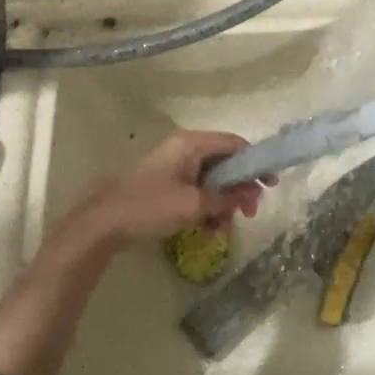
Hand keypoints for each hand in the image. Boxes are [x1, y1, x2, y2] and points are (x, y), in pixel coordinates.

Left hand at [67, 130, 266, 247]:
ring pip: (213, 182)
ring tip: (223, 229)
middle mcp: (186, 149)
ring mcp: (176, 167)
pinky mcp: (169, 185)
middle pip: (225, 164)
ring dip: (223, 204)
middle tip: (250, 213)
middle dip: (239, 190)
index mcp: (192, 143)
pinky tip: (208, 231)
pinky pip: (198, 192)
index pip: (235, 144)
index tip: (270, 185)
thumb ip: (226, 198)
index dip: (256, 163)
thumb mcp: (194, 204)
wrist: (104, 224)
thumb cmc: (150, 206)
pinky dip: (207, 209)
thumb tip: (252, 194)